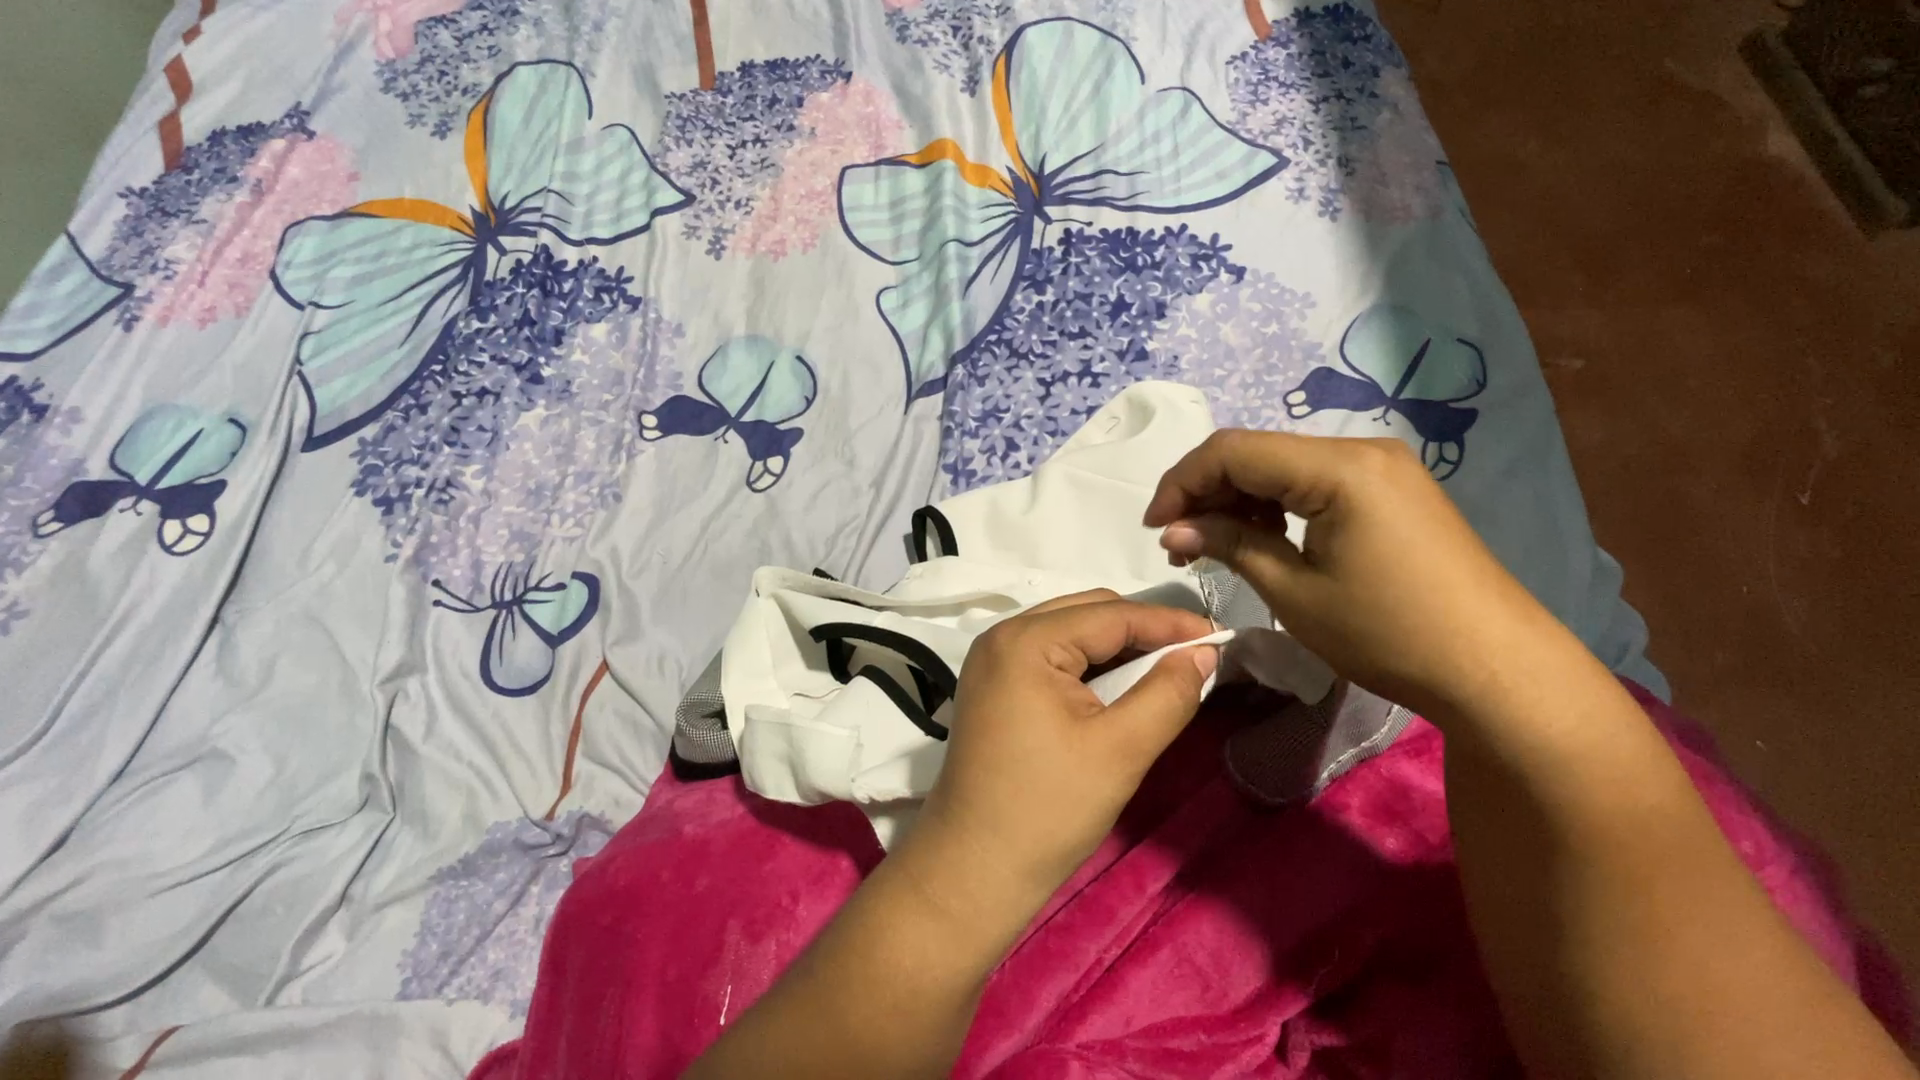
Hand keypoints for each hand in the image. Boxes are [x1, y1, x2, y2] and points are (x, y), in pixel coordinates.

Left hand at [915, 592, 1217, 901]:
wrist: (975, 867)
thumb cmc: (1049, 808)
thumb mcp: (1121, 750)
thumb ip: (1168, 693)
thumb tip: (1203, 652)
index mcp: (1025, 642)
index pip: (1111, 614)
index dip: (1170, 622)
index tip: (1221, 636)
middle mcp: (1002, 637)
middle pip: (1088, 613)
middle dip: (1143, 630)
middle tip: (1194, 656)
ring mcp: (992, 662)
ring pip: (1070, 632)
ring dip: (1117, 647)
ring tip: (1165, 671)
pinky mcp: (993, 687)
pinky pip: (1051, 657)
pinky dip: (1089, 666)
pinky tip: (1121, 687)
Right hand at [1143, 431, 1560, 717]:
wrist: (1494, 667)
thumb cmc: (1388, 633)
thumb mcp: (1294, 592)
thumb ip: (1230, 545)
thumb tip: (1174, 528)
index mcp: (1338, 466)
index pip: (1233, 450)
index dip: (1182, 483)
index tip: (1154, 528)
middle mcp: (1362, 449)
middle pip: (1258, 453)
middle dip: (1208, 492)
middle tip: (1180, 545)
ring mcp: (1383, 467)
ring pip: (1284, 466)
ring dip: (1240, 500)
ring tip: (1214, 547)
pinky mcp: (1393, 490)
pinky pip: (1316, 482)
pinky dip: (1278, 505)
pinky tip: (1262, 539)